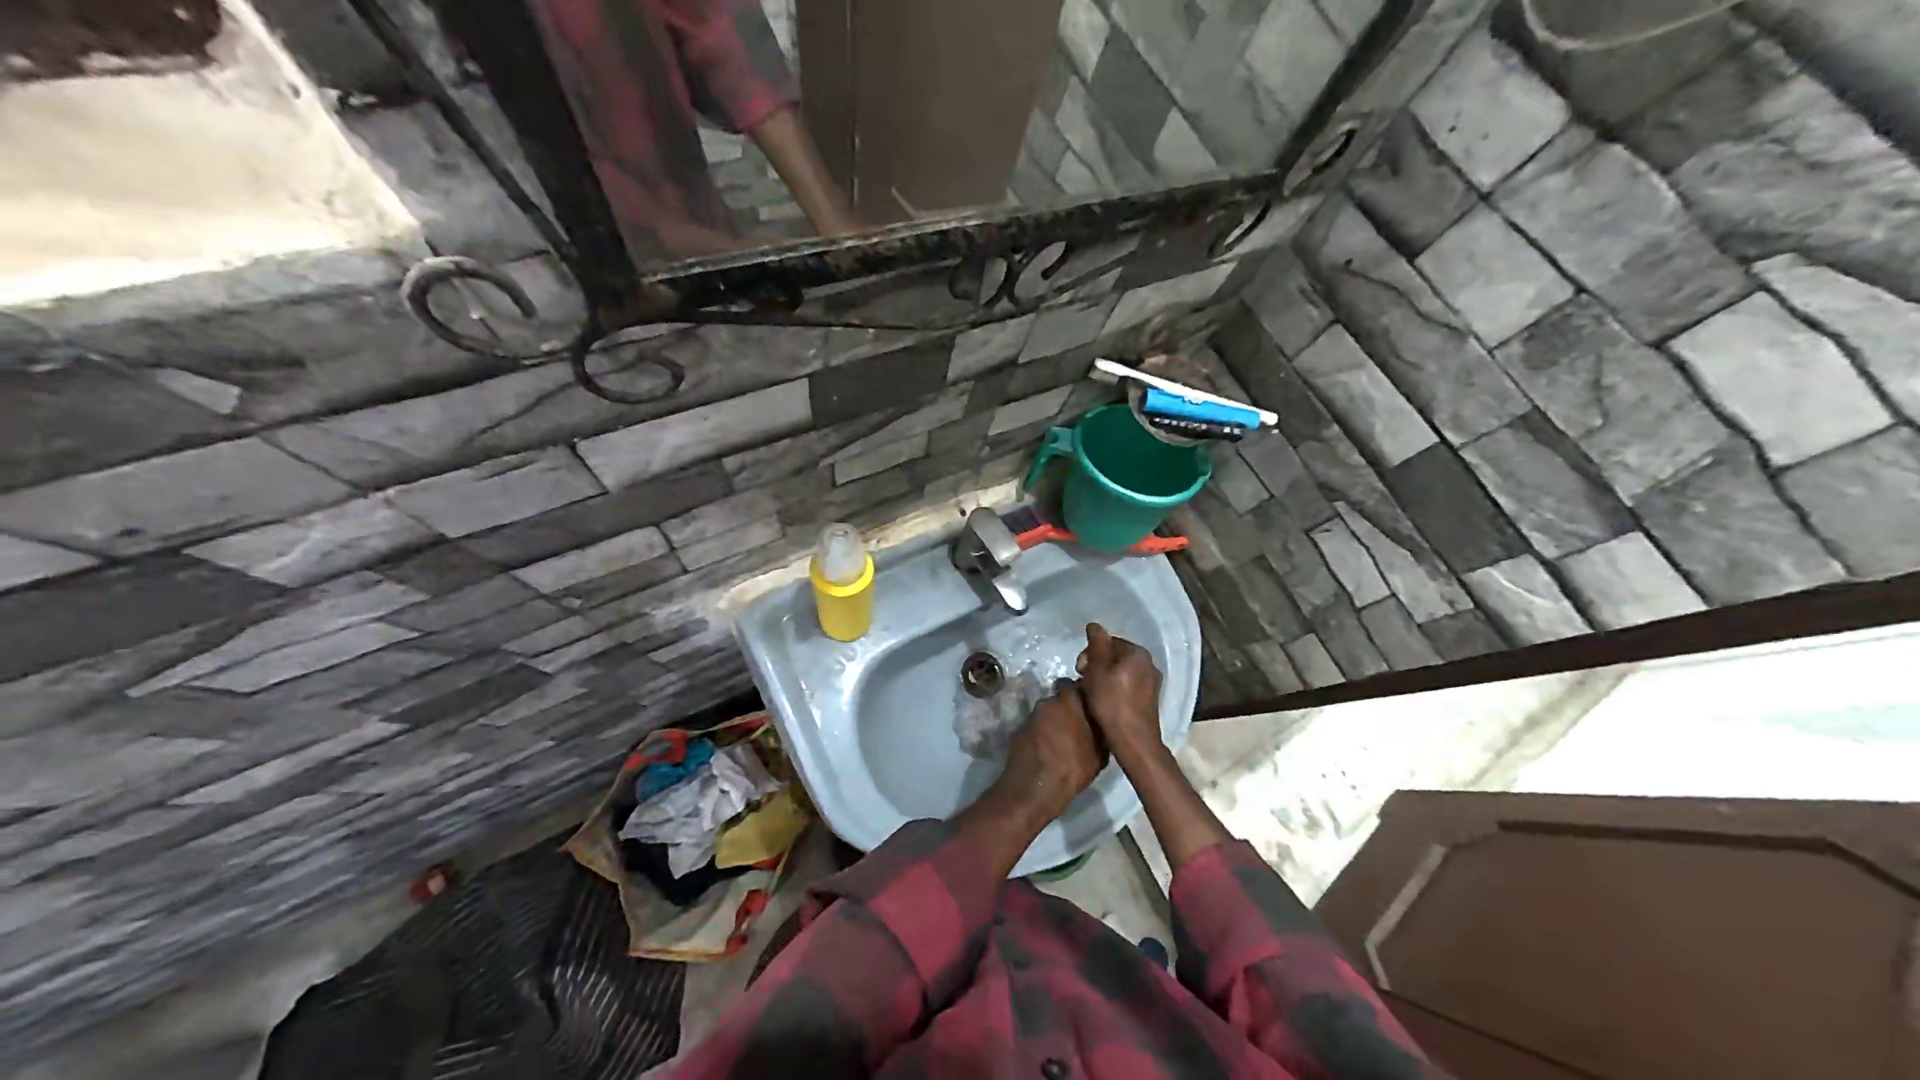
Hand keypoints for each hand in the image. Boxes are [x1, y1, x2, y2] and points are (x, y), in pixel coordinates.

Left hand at [995, 683, 1105, 823]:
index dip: (1086, 695)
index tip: (1093, 708)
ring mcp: (1031, 716)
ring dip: (1056, 722)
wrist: (1035, 788)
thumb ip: (1101, 728)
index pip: (1078, 685)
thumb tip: (1102, 720)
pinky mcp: (1019, 730)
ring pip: (1048, 713)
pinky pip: (1037, 727)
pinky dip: (1043, 734)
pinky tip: (1050, 750)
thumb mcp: (1100, 751)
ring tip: (1065, 741)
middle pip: (1061, 699)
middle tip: (1080, 727)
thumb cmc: (1073, 767)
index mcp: (1068, 700)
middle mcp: (1047, 702)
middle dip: (1070, 709)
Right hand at [1075, 623, 1163, 763]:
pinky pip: (1128, 686)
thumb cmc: (1111, 702)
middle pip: (1115, 657)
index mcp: (1138, 653)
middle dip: (1097, 666)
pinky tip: (1105, 703)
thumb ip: (1096, 644)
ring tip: (1092, 693)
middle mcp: (1150, 664)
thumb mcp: (1097, 669)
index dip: (1089, 654)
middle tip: (1083, 681)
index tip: (1079, 670)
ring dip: (1104, 678)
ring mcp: (1153, 683)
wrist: (1133, 740)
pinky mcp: (1150, 700)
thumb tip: (1095, 625)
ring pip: (1121, 673)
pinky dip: (1115, 690)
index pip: (1108, 642)